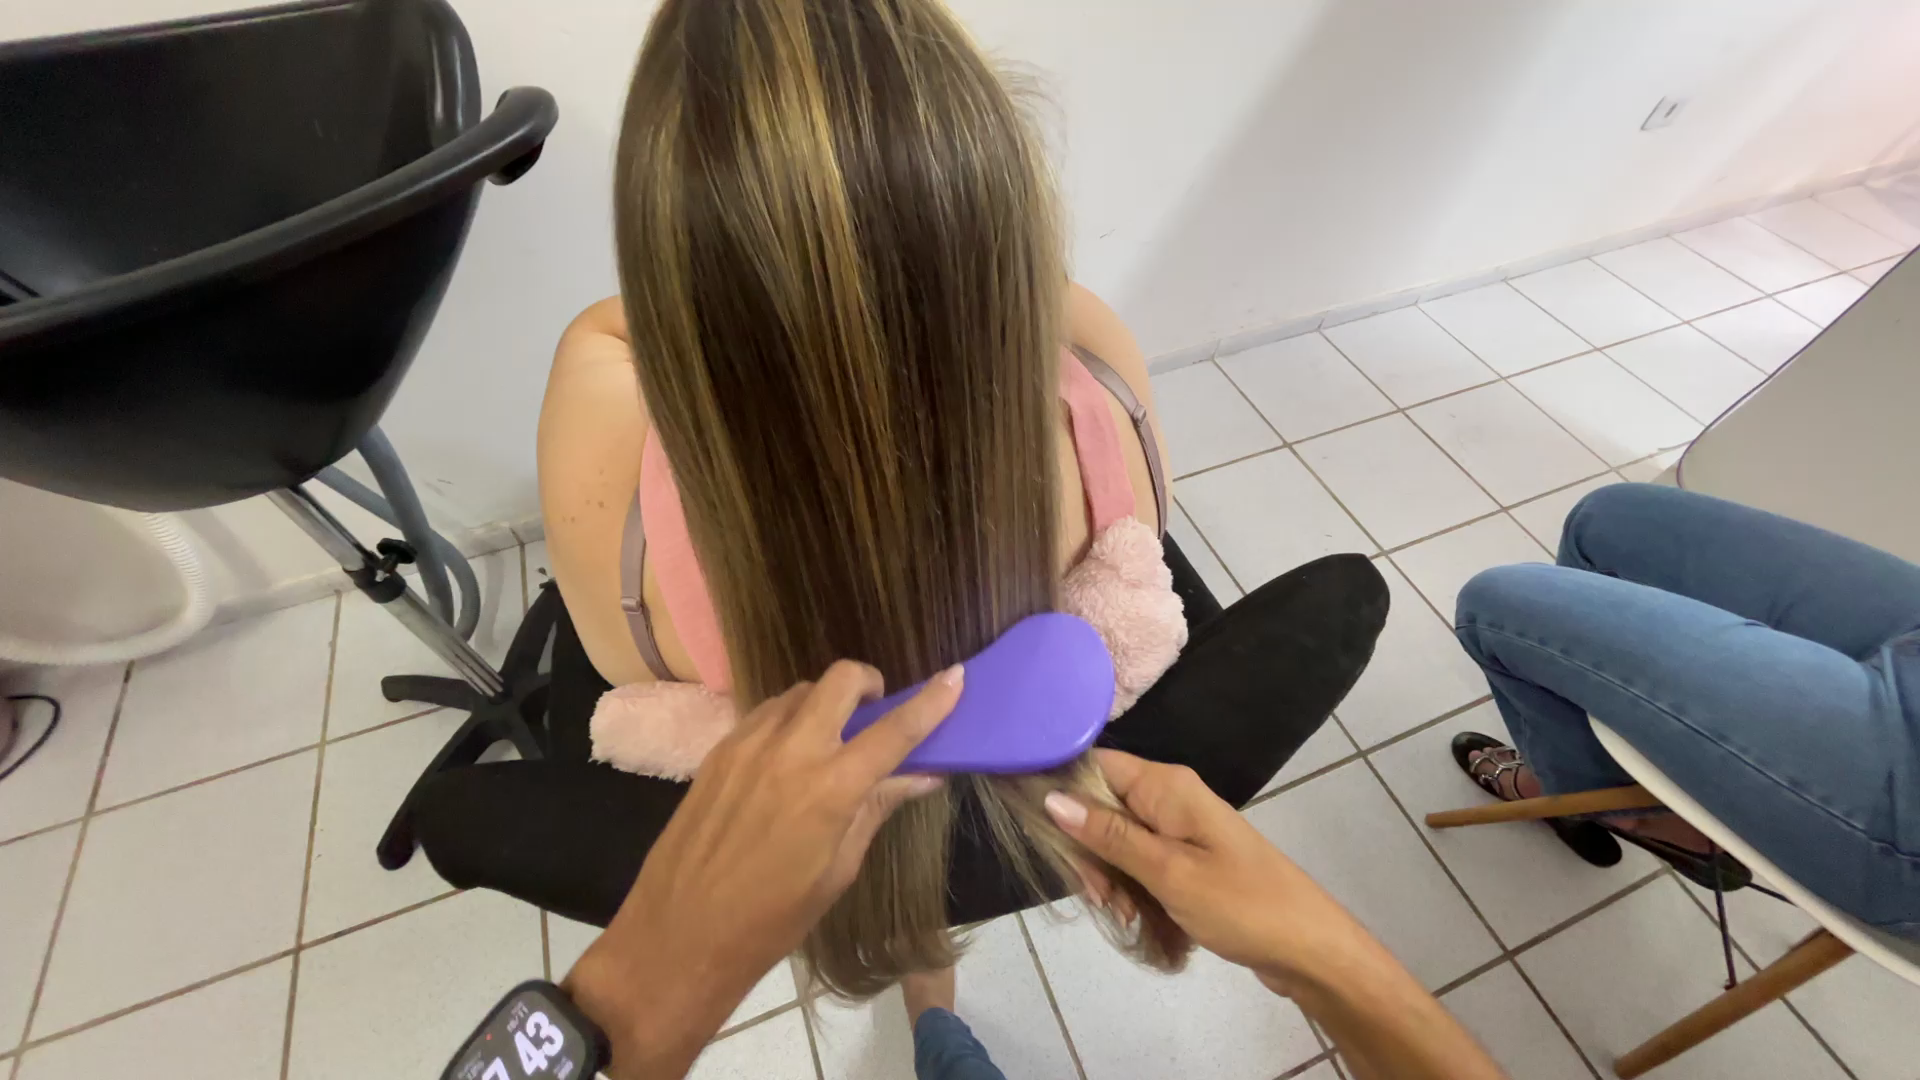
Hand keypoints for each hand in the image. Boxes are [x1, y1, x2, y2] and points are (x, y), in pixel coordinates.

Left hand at [566, 661, 959, 1077]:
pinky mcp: (719, 749)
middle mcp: (790, 751)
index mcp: (829, 790)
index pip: (895, 730)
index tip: (956, 676)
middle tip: (876, 710)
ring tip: (830, 739)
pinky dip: (790, 718)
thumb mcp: (837, 871)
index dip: (932, 700)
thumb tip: (923, 774)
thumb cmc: (771, 921)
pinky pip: (767, 711)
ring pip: (801, 690)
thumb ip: (877, 808)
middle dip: (870, 682)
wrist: (676, 939)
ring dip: (827, 701)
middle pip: (841, 679)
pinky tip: (788, 755)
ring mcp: (748, 743)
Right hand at [1044, 749, 1373, 993]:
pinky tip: (1136, 916)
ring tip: (1122, 913)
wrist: (1310, 948)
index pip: (1094, 764)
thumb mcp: (1167, 871)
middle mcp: (1168, 795)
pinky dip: (1131, 885)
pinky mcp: (1186, 855)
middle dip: (1089, 849)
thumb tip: (1051, 798)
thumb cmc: (1240, 903)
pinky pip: (1140, 859)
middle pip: (1102, 804)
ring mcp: (1178, 826)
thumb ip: (1107, 834)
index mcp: (1164, 784)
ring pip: (1117, 837)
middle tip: (1099, 896)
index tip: (1049, 835)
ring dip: (1110, 875)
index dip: (1064, 790)